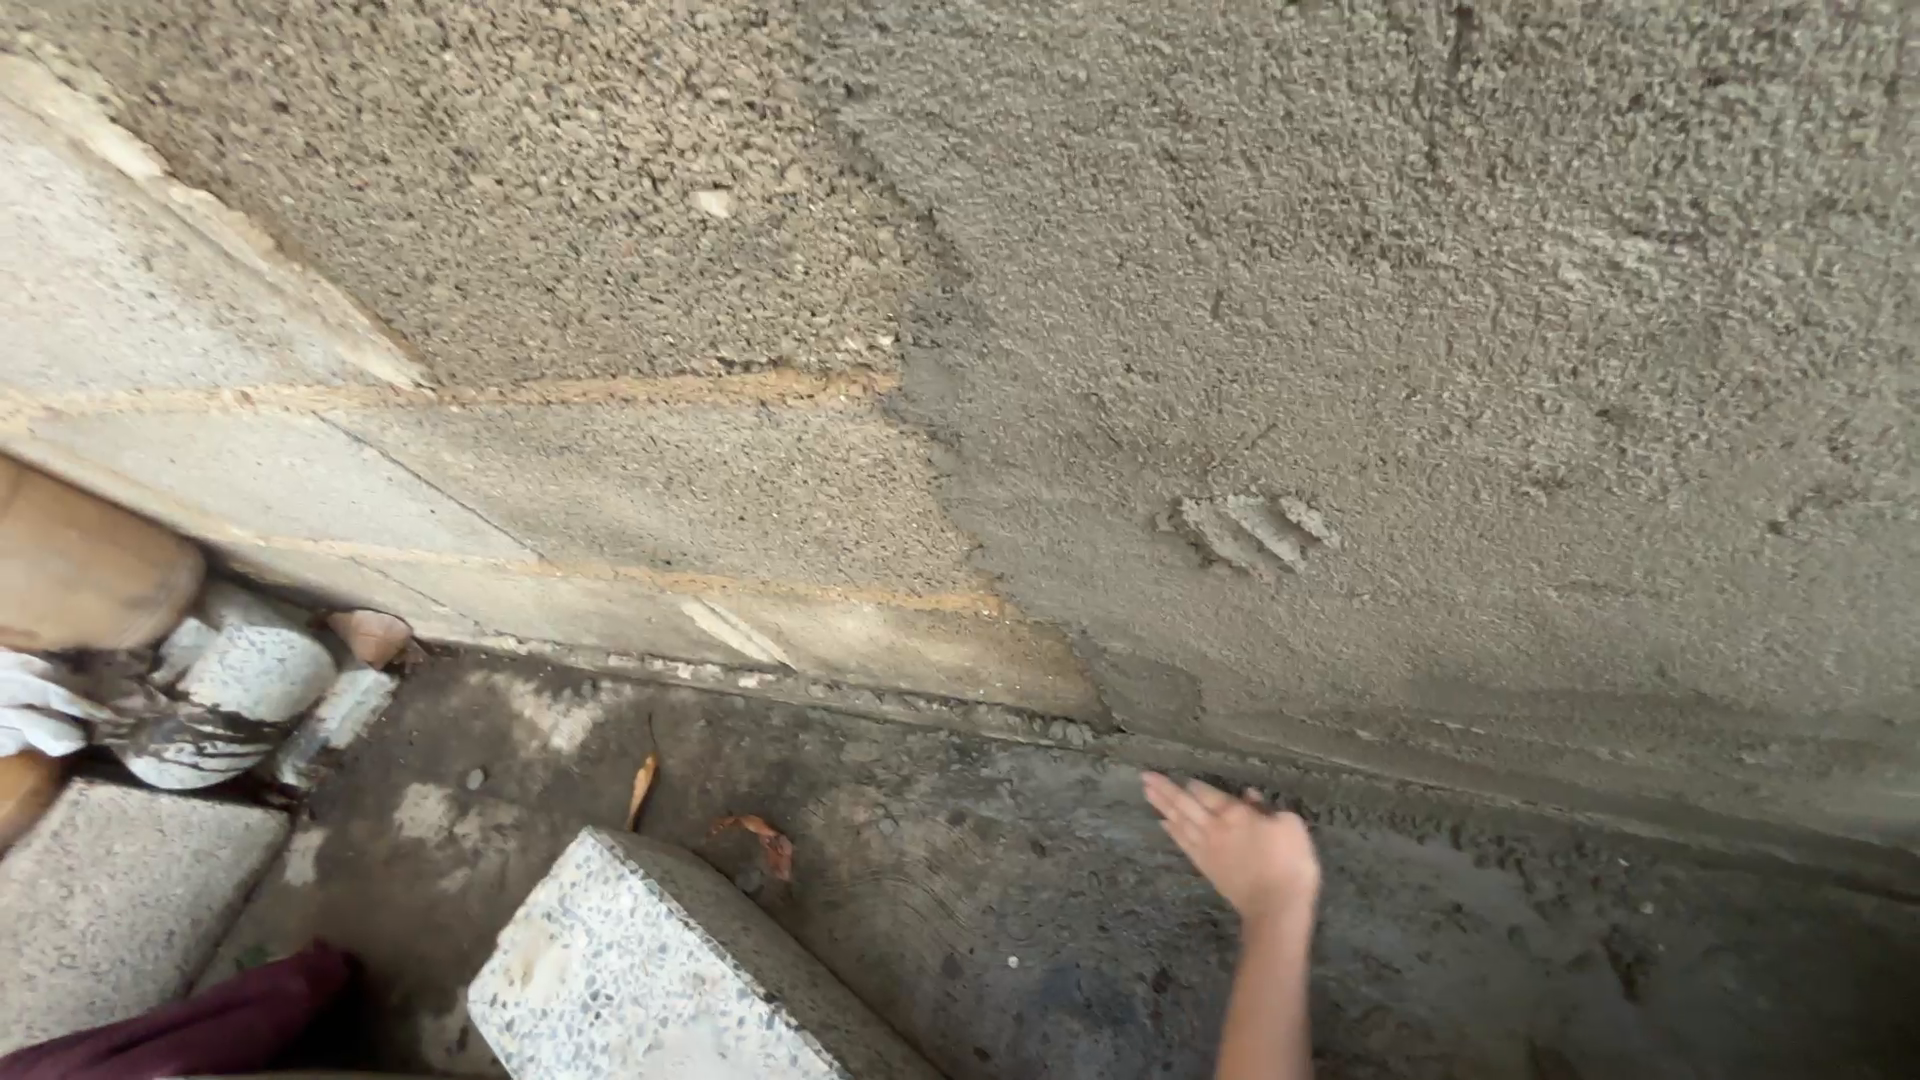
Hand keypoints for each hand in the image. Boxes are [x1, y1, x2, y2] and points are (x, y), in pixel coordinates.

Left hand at [1142, 771, 1320, 925]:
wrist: (1276, 908)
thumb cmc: (1290, 864)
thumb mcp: (1290, 827)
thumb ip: (1268, 809)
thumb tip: (1249, 796)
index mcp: (1234, 813)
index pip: (1207, 793)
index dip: (1193, 784)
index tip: (1182, 777)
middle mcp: (1214, 826)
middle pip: (1184, 803)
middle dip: (1164, 789)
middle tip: (1144, 776)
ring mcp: (1206, 847)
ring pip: (1178, 821)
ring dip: (1161, 805)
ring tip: (1146, 792)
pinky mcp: (1205, 866)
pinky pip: (1183, 843)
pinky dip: (1171, 831)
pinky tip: (1162, 824)